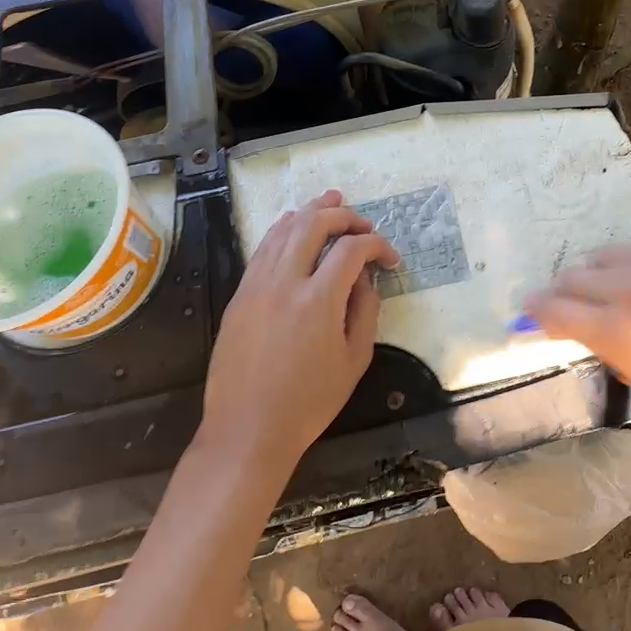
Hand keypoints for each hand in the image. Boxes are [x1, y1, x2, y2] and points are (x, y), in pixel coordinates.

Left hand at [201, 190, 400, 466]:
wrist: (247, 430)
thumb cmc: (308, 402)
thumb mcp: (354, 361)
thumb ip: (365, 311)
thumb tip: (366, 278)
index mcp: (318, 300)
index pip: (352, 250)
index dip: (377, 245)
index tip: (391, 259)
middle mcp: (285, 282)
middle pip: (315, 224)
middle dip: (344, 215)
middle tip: (363, 222)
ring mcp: (257, 285)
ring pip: (284, 229)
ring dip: (311, 211)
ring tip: (332, 200)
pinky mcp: (240, 294)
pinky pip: (263, 248)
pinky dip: (282, 229)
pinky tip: (294, 223)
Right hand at [526, 233, 630, 411]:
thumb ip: (601, 343)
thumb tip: (572, 325)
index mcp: (617, 328)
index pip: (553, 308)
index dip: (535, 311)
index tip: (528, 312)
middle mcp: (629, 284)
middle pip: (572, 275)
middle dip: (562, 290)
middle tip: (566, 302)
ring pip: (604, 254)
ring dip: (597, 272)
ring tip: (610, 287)